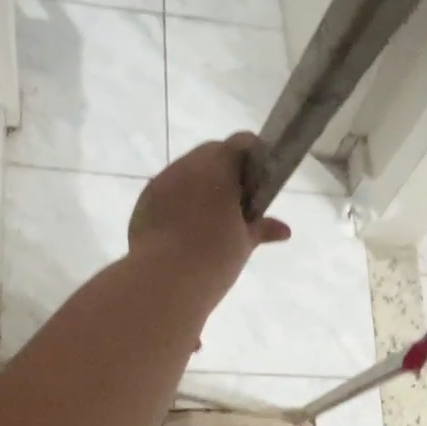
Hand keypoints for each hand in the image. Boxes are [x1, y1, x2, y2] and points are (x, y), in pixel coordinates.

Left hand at [128, 132, 291, 294]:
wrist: (163, 282)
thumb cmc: (213, 259)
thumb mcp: (244, 244)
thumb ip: (261, 228)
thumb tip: (284, 230)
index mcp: (218, 165)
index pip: (242, 143)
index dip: (254, 159)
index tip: (260, 184)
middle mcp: (187, 164)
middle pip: (212, 156)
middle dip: (226, 175)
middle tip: (237, 207)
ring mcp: (161, 181)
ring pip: (187, 175)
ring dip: (200, 190)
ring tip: (209, 224)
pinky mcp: (143, 202)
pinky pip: (167, 195)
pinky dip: (178, 206)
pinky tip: (183, 235)